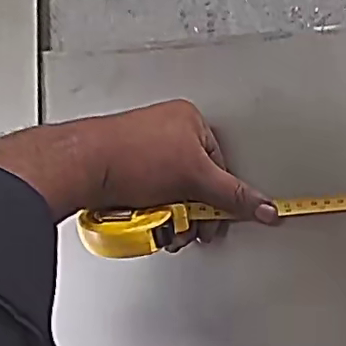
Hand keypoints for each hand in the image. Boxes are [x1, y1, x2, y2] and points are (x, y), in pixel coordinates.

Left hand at [0, 100, 279, 244]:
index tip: (219, 218)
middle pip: (199, 186)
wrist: (82, 168)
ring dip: (172, 218)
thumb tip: (263, 207)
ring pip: (175, 198)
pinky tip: (146, 217)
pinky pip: (154, 201)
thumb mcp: (195, 178)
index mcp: (189, 121)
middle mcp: (167, 133)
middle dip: (193, 213)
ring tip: (161, 219)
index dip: (221, 198)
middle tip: (187, 224)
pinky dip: (153, 215)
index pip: (222, 166)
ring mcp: (146, 155)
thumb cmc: (128, 155)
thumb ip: (234, 197)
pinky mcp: (128, 175)